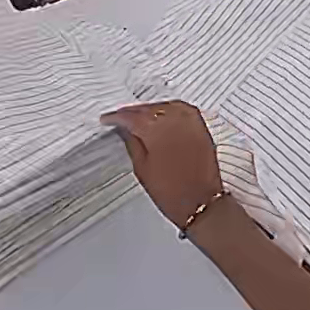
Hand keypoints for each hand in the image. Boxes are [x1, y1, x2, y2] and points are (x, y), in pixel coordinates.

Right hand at [100, 100, 224, 226]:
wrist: (200, 202)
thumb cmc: (173, 191)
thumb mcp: (142, 168)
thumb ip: (132, 143)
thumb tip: (125, 130)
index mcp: (154, 130)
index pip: (129, 116)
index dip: (116, 118)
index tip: (108, 120)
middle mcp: (173, 121)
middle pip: (147, 109)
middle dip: (132, 112)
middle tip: (121, 118)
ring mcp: (189, 122)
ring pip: (163, 106)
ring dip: (150, 109)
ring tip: (139, 116)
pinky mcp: (200, 127)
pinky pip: (181, 109)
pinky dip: (169, 108)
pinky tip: (163, 114)